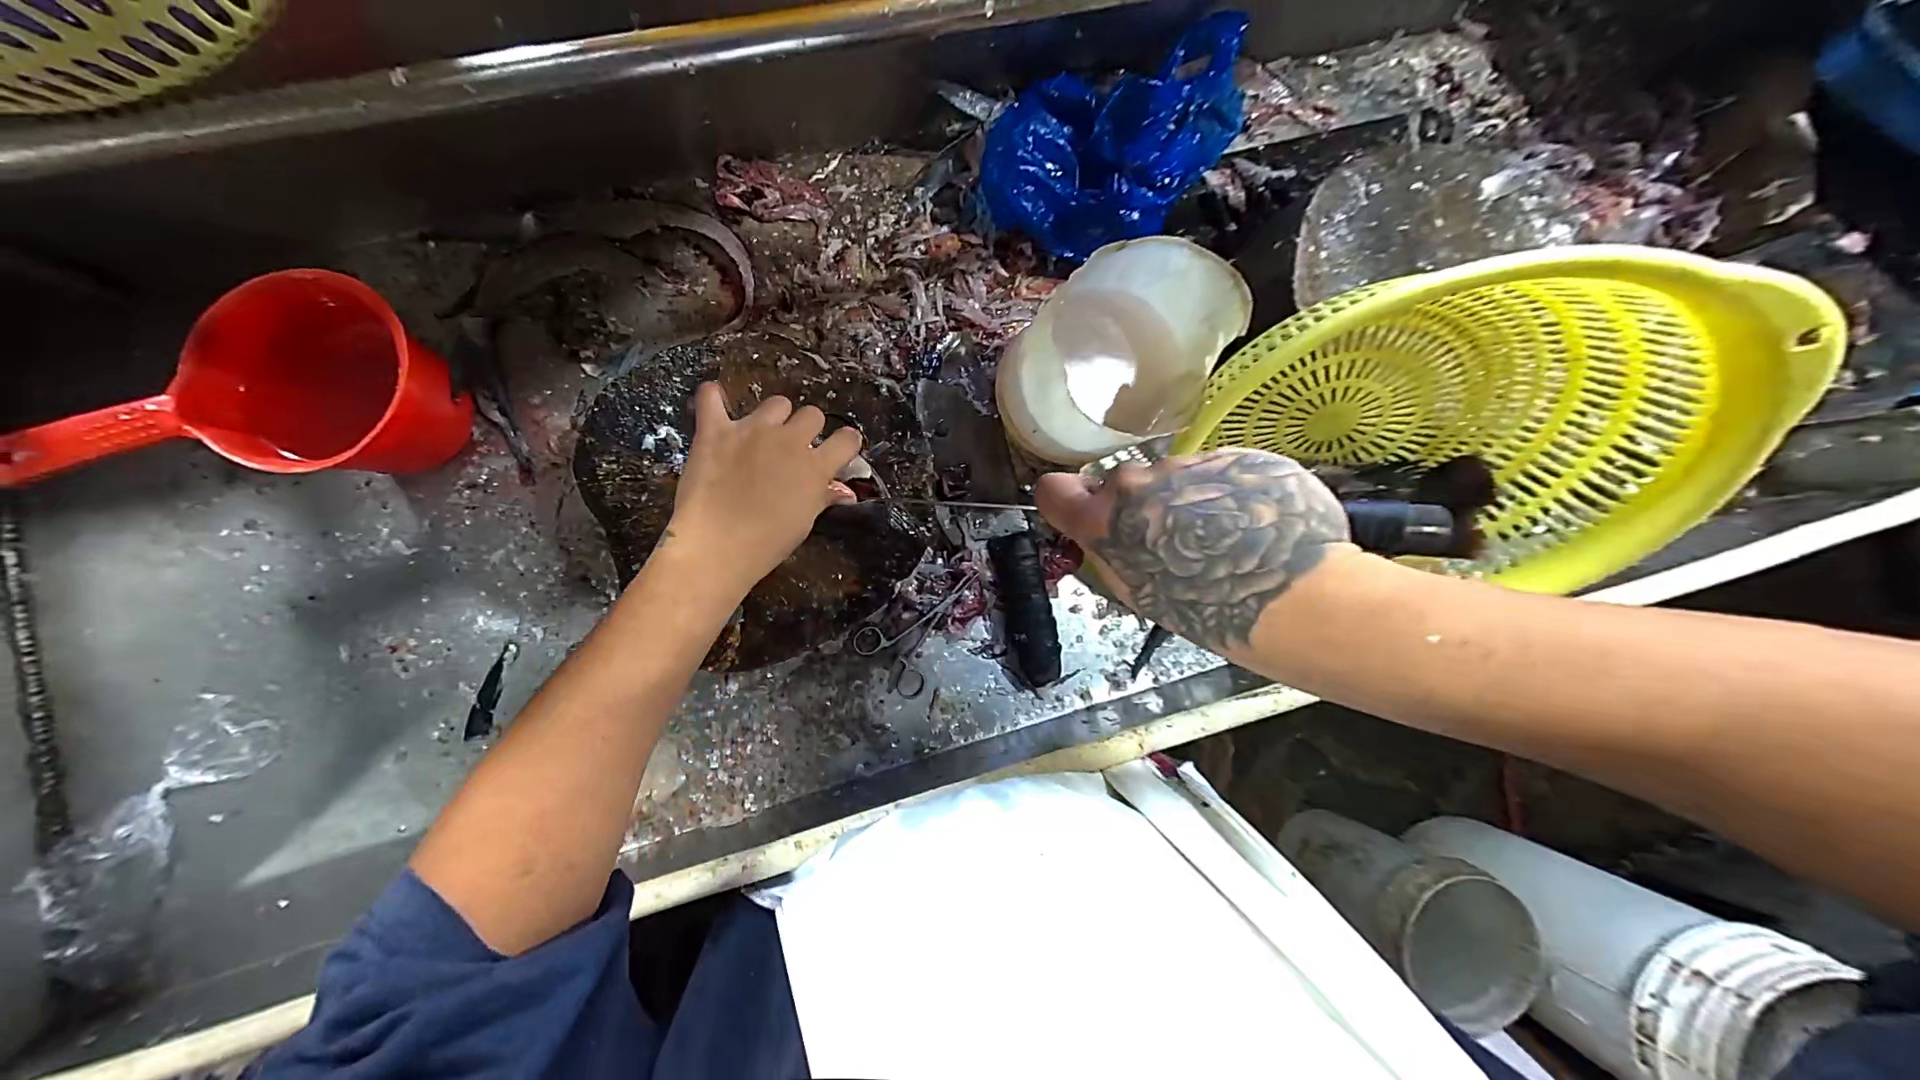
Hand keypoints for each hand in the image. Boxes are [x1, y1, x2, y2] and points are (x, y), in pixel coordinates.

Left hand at [667, 383, 862, 595]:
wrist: (717, 545)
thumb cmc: (768, 542)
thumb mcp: (804, 522)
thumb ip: (823, 498)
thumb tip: (844, 492)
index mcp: (816, 466)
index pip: (847, 439)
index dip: (845, 444)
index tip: (839, 450)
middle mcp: (789, 440)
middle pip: (812, 415)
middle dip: (807, 429)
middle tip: (794, 450)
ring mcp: (752, 431)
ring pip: (776, 403)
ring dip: (774, 417)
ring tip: (761, 435)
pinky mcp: (716, 431)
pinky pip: (712, 398)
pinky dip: (713, 397)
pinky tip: (714, 401)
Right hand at [1034, 449, 1353, 654]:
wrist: (1293, 593)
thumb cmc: (1207, 608)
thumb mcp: (1137, 594)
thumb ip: (1109, 553)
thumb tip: (1104, 538)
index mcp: (1105, 520)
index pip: (1054, 491)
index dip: (1067, 502)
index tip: (1083, 514)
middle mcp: (1139, 481)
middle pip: (1122, 484)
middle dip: (1138, 506)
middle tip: (1170, 539)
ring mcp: (1188, 462)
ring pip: (1172, 476)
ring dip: (1185, 498)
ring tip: (1222, 537)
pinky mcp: (1235, 455)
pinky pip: (1216, 470)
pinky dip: (1225, 491)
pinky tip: (1250, 523)